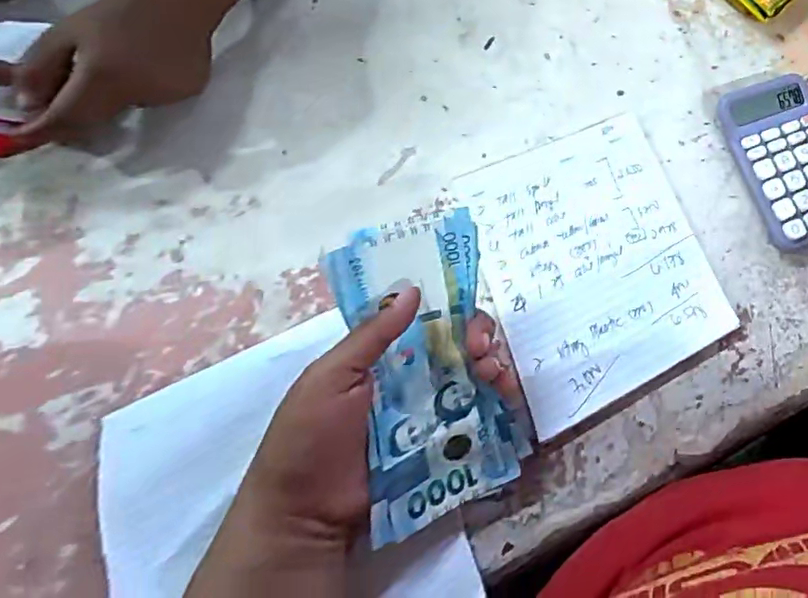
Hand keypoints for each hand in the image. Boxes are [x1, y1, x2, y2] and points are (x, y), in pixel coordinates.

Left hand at [14, 0, 220, 140]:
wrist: (185, 3)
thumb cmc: (121, 12)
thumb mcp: (65, 32)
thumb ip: (38, 70)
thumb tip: (27, 106)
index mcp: (104, 77)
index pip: (63, 119)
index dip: (36, 132)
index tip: (16, 137)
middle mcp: (138, 93)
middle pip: (92, 122)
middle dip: (67, 119)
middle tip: (52, 105)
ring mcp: (167, 96)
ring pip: (120, 112)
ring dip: (101, 104)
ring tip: (106, 76)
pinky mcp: (186, 94)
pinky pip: (146, 102)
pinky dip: (133, 94)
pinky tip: (140, 70)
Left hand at [190, 296, 522, 596]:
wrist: (302, 518)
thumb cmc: (308, 441)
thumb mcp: (328, 379)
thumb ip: (371, 335)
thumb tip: (412, 289)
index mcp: (389, 357)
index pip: (434, 322)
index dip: (459, 314)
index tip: (467, 324)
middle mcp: (417, 378)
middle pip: (464, 345)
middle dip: (483, 340)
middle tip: (484, 354)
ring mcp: (433, 411)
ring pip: (479, 376)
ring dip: (497, 367)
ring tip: (495, 377)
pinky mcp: (445, 443)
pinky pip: (481, 414)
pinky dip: (501, 401)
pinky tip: (505, 398)